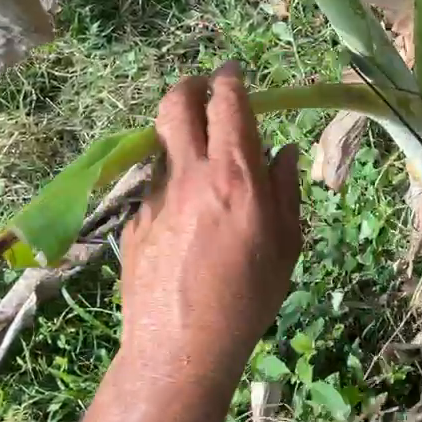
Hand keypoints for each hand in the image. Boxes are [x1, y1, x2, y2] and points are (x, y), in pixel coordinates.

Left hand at [117, 62, 301, 383]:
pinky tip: (186, 224)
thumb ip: (285, 188)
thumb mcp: (286, 243)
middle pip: (175, 104)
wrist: (181, 349)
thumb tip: (283, 151)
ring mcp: (155, 197)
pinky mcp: (134, 221)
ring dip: (182, 139)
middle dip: (190, 85)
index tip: (233, 73)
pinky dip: (173, 187)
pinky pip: (156, 188)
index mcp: (234, 176)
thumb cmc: (249, 296)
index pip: (228, 104)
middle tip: (204, 89)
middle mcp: (190, 175)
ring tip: (202, 167)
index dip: (230, 79)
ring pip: (164, 145)